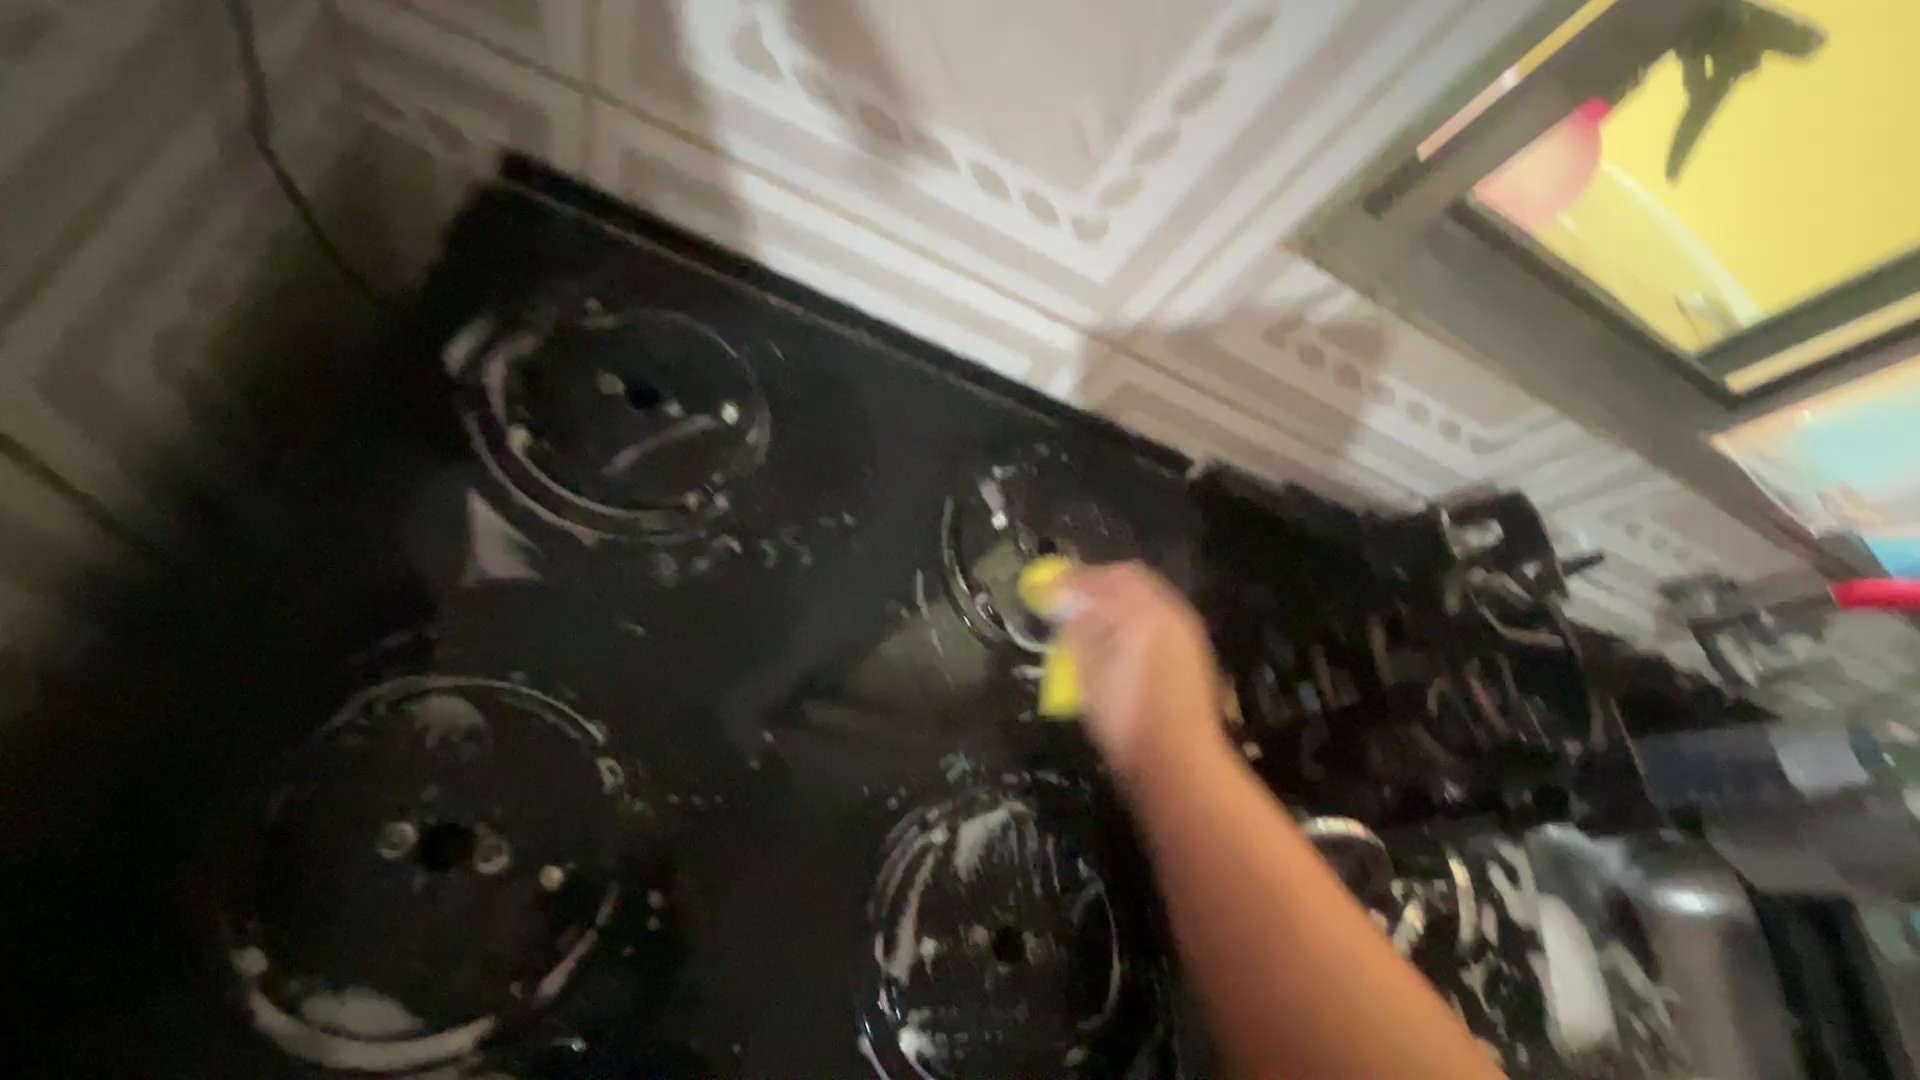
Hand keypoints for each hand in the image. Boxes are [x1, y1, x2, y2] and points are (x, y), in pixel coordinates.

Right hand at [1060, 562, 1224, 784]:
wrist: (1178, 762)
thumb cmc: (1126, 714)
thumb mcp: (1089, 669)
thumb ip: (1077, 627)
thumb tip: (1066, 602)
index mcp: (1146, 610)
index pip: (1108, 576)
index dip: (1076, 579)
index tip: (1050, 589)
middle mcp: (1171, 614)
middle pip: (1133, 583)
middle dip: (1099, 587)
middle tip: (1069, 601)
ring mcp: (1186, 636)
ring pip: (1146, 604)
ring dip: (1116, 605)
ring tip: (1087, 625)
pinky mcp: (1191, 659)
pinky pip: (1157, 625)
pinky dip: (1132, 624)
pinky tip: (1114, 647)